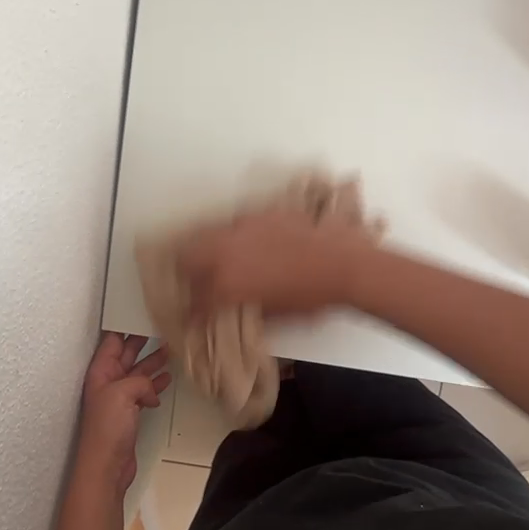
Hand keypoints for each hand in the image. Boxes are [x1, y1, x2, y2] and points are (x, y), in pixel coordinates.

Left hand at [77, 333, 171, 494]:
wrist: (106, 466)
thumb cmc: (107, 430)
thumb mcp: (122, 393)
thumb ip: (139, 380)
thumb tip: (152, 387)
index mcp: (100, 372)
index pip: (112, 341)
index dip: (125, 325)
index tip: (140, 312)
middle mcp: (107, 382)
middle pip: (125, 354)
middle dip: (141, 340)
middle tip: (160, 326)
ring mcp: (118, 399)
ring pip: (138, 372)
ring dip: (153, 362)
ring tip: (170, 349)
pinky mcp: (129, 414)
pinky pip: (144, 391)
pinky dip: (155, 384)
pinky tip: (167, 379)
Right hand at [176, 210, 379, 318]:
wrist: (345, 264)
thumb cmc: (312, 298)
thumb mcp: (276, 316)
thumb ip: (247, 313)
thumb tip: (236, 311)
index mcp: (227, 284)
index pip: (194, 300)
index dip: (189, 311)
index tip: (191, 315)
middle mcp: (226, 252)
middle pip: (184, 255)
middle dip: (182, 269)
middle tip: (190, 280)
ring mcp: (243, 227)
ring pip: (207, 233)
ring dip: (204, 248)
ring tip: (213, 259)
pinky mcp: (261, 213)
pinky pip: (236, 223)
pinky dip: (233, 235)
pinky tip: (247, 244)